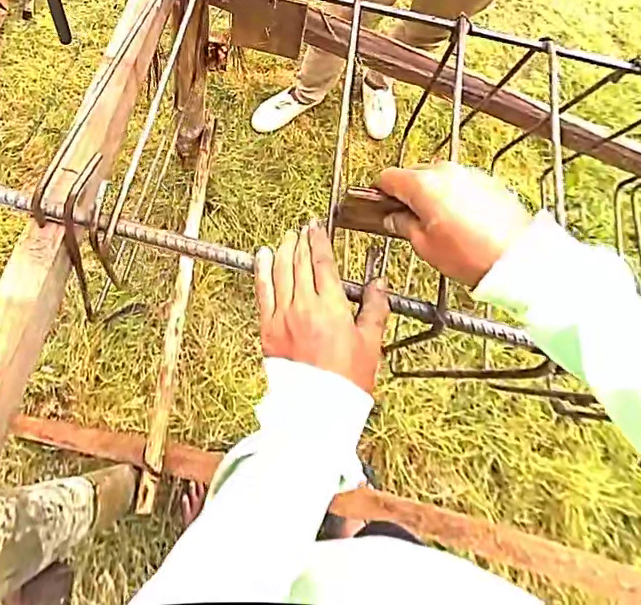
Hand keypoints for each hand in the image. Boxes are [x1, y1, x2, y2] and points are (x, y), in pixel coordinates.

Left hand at [255, 223, 390, 394]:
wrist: (316, 412)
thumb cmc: (346, 382)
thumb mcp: (370, 344)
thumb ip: (375, 309)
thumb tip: (379, 284)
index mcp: (331, 306)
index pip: (322, 260)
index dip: (319, 239)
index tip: (317, 227)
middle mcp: (304, 305)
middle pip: (299, 261)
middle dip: (301, 240)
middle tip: (304, 229)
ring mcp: (283, 315)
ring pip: (279, 270)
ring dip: (283, 249)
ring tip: (287, 238)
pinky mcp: (268, 328)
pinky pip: (262, 290)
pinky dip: (261, 269)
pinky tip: (262, 256)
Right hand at [375, 163, 531, 285]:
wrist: (518, 259)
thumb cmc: (474, 255)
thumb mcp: (426, 246)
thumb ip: (403, 225)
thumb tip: (395, 218)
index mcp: (423, 184)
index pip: (388, 177)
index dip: (380, 191)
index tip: (379, 201)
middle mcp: (445, 172)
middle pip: (413, 174)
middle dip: (407, 193)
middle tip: (407, 217)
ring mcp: (468, 174)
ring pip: (438, 178)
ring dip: (432, 194)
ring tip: (438, 223)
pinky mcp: (487, 181)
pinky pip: (460, 183)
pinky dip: (454, 196)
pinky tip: (460, 220)